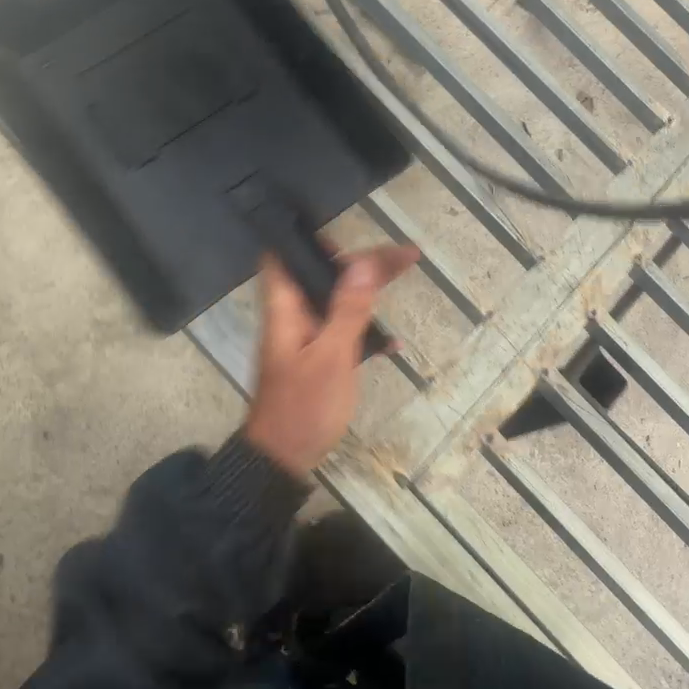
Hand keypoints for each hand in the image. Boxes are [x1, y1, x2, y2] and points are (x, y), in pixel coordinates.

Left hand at [243, 245, 417, 475]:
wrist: (283, 459)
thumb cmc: (303, 405)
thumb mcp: (331, 356)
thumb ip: (347, 309)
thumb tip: (364, 261)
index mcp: (286, 307)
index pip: (284, 254)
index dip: (308, 237)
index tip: (346, 228)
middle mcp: (292, 315)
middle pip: (322, 274)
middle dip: (360, 262)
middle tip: (402, 255)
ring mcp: (305, 338)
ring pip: (336, 301)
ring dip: (367, 290)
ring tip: (405, 271)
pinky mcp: (317, 359)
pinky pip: (344, 332)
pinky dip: (366, 330)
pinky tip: (393, 343)